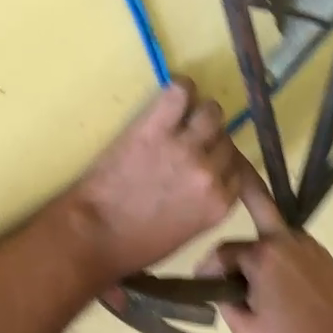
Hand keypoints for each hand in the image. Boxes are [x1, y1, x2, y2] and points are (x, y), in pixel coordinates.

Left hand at [62, 77, 240, 280]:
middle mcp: (210, 173)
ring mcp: (185, 148)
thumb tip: (209, 178)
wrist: (93, 235)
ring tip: (182, 117)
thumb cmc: (134, 244)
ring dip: (200, 113)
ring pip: (211, 112)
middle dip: (211, 139)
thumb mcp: (186, 232)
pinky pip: (181, 92)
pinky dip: (180, 88)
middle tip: (189, 140)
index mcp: (219, 205)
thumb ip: (206, 203)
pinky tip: (172, 96)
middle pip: (226, 139)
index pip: (238, 167)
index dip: (221, 160)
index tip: (207, 159)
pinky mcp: (156, 128)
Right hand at [201, 176, 332, 332]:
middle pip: (258, 202)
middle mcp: (285, 238)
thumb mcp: (247, 332)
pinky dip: (279, 254)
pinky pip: (291, 245)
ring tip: (251, 272)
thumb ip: (225, 303)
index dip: (208, 266)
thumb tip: (218, 285)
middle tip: (229, 199)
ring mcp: (306, 242)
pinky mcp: (321, 251)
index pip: (224, 251)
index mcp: (262, 256)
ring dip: (259, 243)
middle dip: (243, 192)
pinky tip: (277, 279)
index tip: (201, 279)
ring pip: (273, 231)